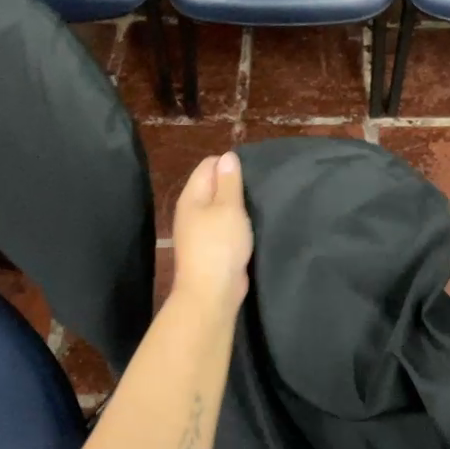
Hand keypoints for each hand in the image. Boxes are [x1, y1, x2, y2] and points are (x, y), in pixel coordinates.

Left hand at [170, 152, 253, 313]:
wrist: (212, 292)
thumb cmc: (220, 244)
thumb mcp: (228, 207)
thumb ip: (229, 181)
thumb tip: (228, 156)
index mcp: (192, 196)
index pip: (209, 165)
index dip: (229, 165)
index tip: (251, 175)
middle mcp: (192, 210)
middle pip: (214, 185)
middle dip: (235, 185)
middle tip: (257, 190)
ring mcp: (200, 231)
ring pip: (221, 207)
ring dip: (238, 206)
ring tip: (257, 206)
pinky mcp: (211, 247)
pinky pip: (225, 226)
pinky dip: (237, 224)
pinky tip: (251, 227)